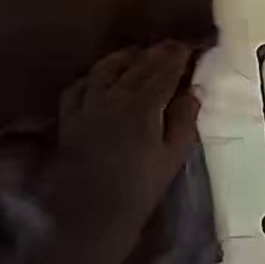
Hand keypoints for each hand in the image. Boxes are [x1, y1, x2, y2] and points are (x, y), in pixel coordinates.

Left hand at [49, 42, 201, 239]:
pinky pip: (78, 87)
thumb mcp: (174, 155)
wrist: (94, 217)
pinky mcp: (69, 119)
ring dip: (125, 57)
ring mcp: (88, 106)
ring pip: (106, 68)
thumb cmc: (142, 187)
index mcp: (144, 105)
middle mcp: (114, 97)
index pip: (165, 69)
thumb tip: (194, 89)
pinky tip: (100, 79)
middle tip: (172, 47)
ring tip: (138, 54)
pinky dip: (93, 77)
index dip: (179, 55)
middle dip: (157, 52)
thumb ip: (185, 118)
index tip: (190, 46)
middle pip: (138, 64)